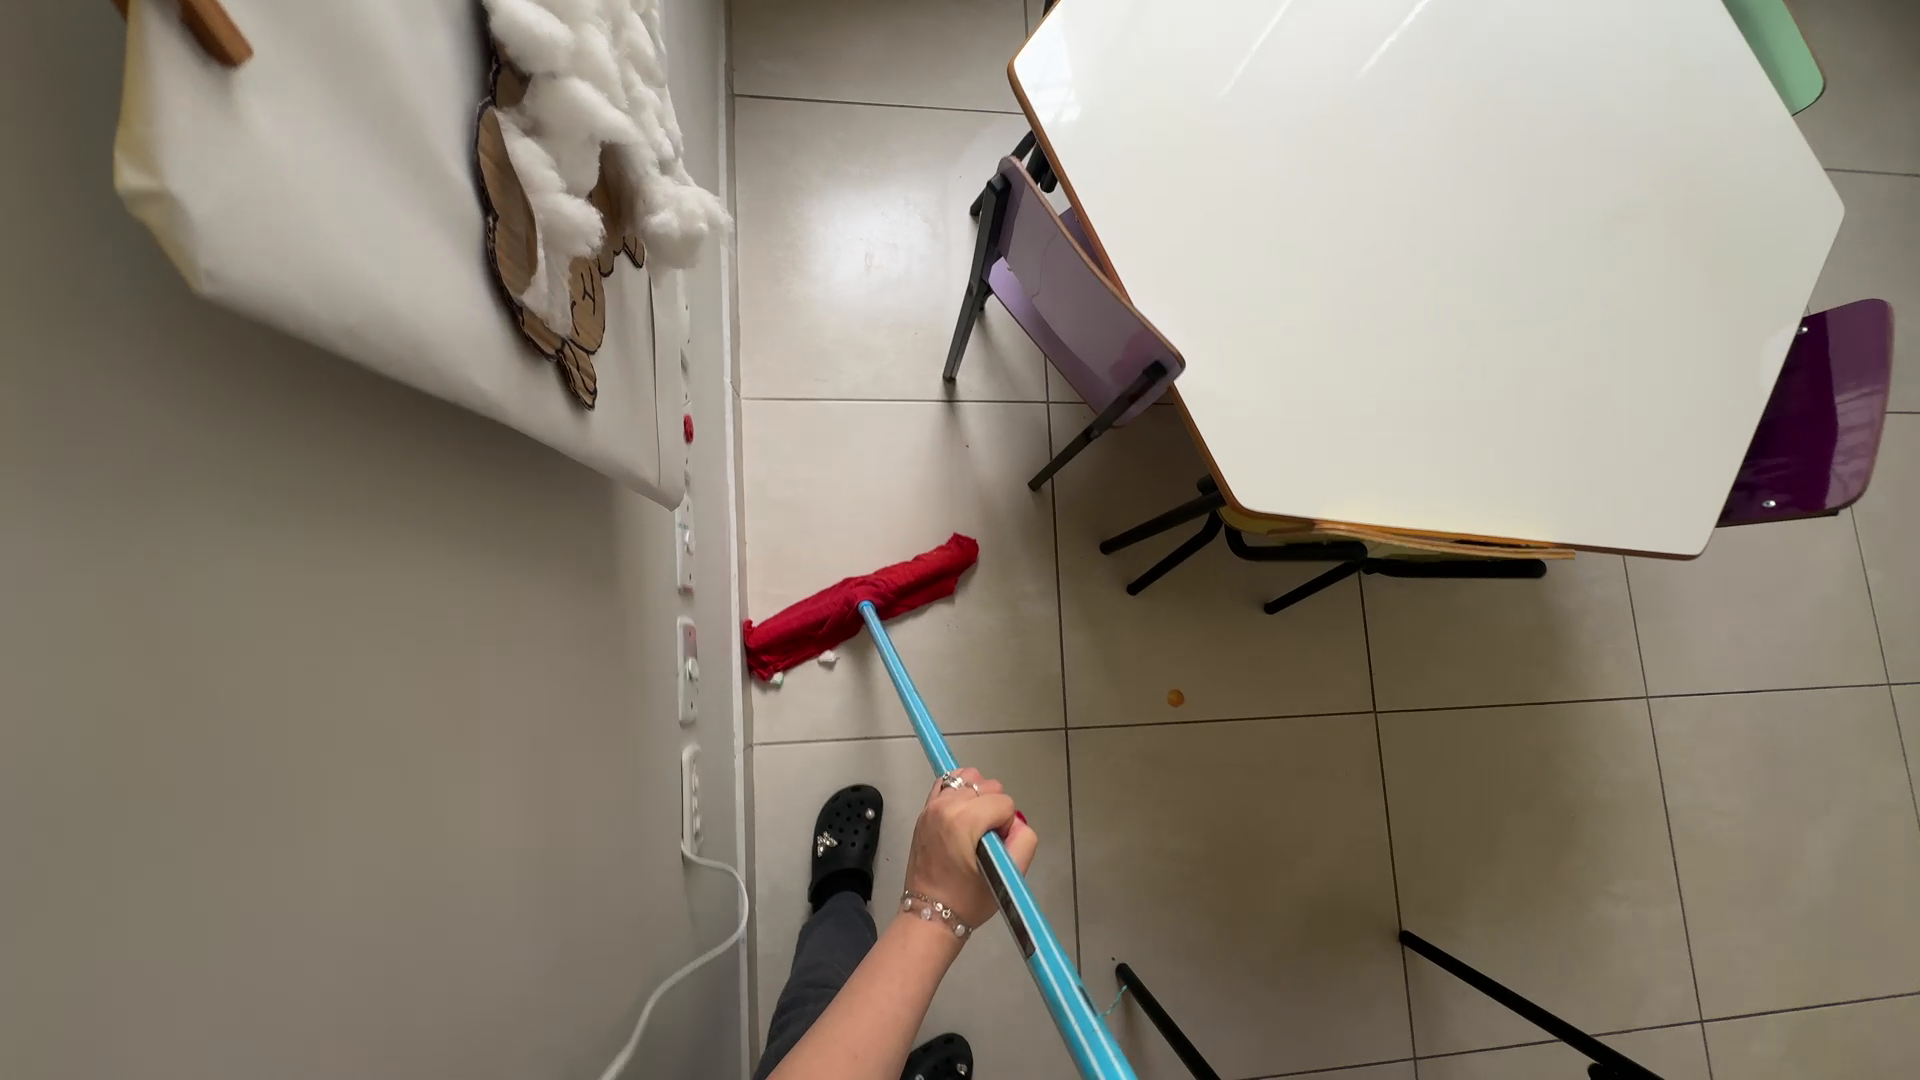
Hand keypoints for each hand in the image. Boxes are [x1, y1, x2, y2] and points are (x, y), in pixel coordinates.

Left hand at [901, 767, 1038, 930]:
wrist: (929, 914)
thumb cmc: (969, 900)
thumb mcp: (1009, 876)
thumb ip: (1024, 840)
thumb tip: (1015, 822)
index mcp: (963, 820)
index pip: (1004, 803)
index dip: (1007, 826)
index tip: (996, 849)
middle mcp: (945, 806)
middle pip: (989, 786)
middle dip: (994, 810)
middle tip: (986, 840)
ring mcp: (932, 805)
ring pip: (969, 778)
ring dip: (978, 797)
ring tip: (975, 825)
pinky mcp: (925, 809)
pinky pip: (948, 782)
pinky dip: (960, 791)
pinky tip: (963, 814)